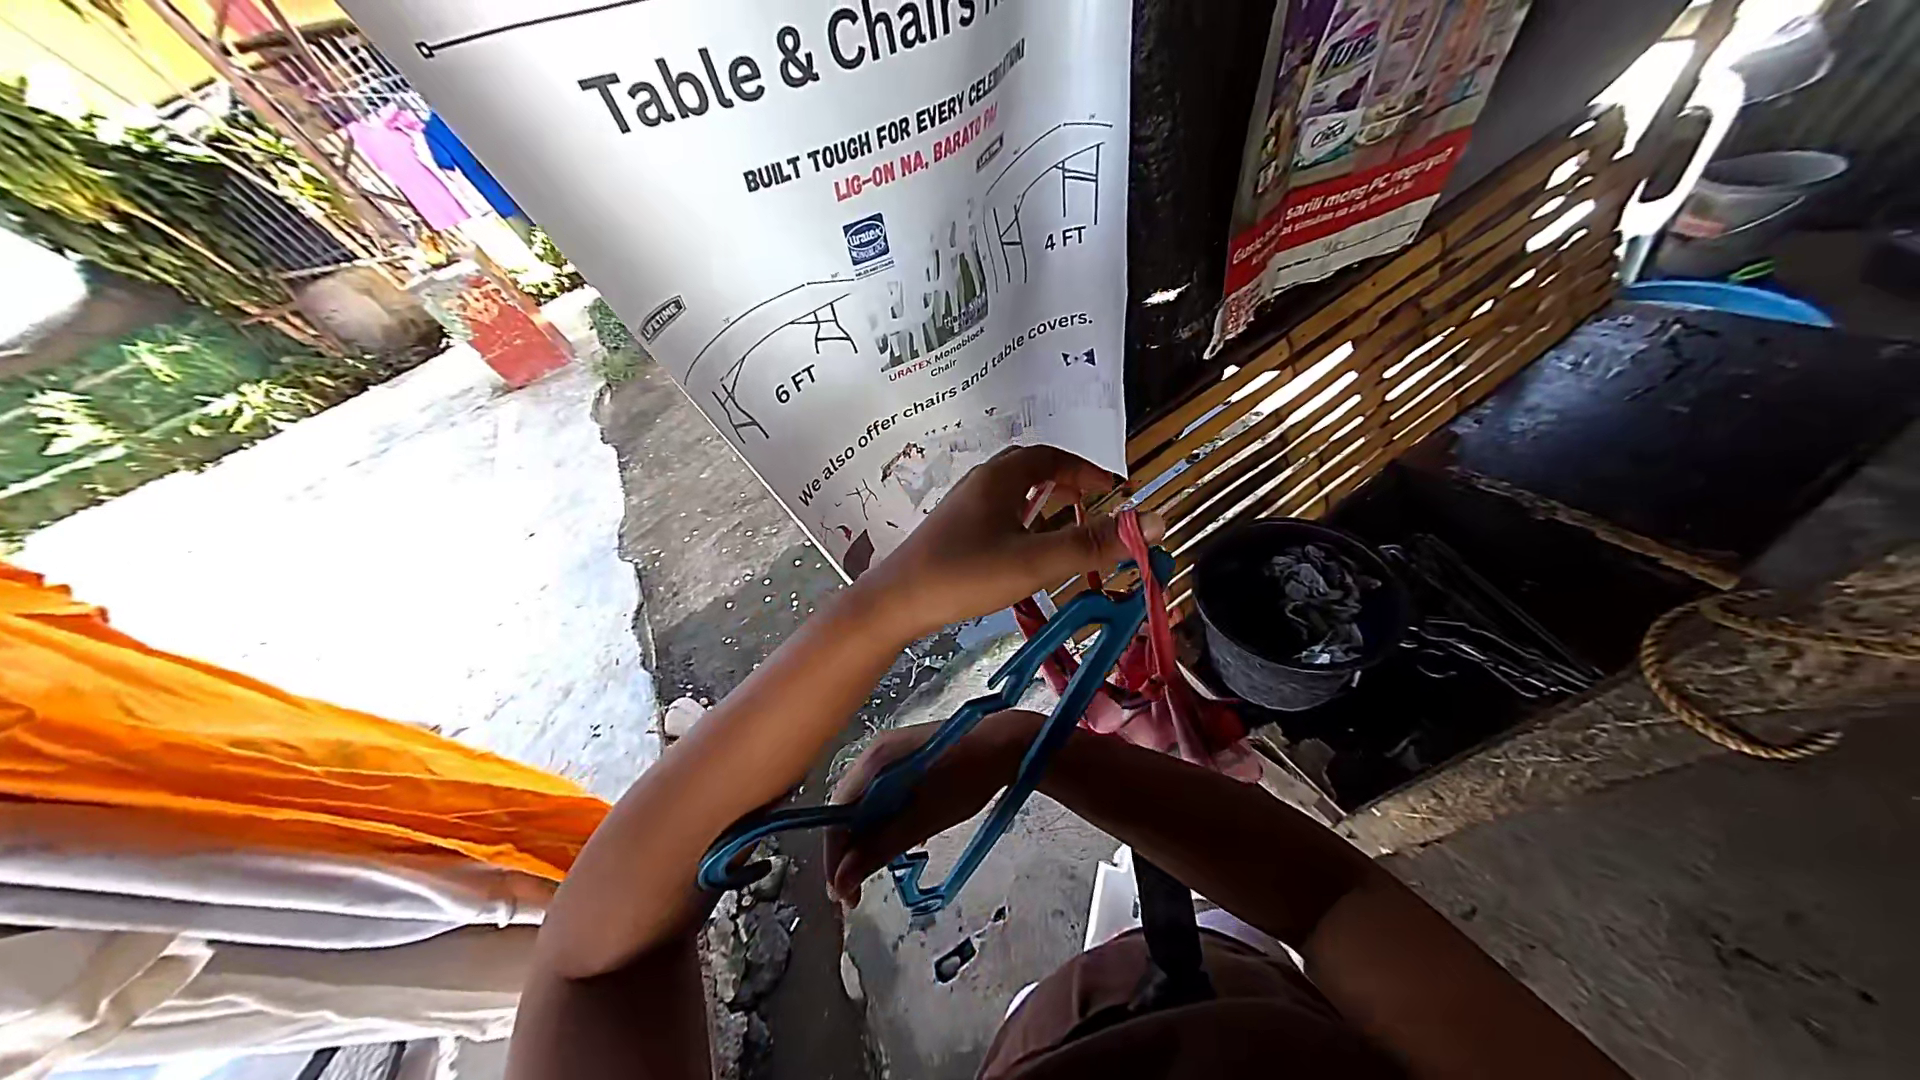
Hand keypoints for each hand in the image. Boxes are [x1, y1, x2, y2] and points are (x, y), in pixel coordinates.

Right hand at [823, 710, 1044, 906]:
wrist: (1007, 743)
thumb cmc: (967, 778)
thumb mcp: (924, 819)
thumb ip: (881, 849)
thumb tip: (841, 883)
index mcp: (874, 761)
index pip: (836, 814)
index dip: (835, 857)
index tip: (842, 895)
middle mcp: (875, 754)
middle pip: (848, 809)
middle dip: (852, 851)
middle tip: (859, 891)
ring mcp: (891, 755)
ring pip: (867, 805)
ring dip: (872, 838)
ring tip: (886, 866)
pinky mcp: (907, 760)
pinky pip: (886, 796)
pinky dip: (890, 821)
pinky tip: (907, 839)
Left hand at [850, 445, 1163, 640]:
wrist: (897, 601)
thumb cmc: (966, 574)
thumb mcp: (1036, 560)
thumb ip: (1094, 543)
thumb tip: (1155, 522)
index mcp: (1002, 477)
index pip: (1054, 456)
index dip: (1088, 469)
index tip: (1115, 488)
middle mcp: (981, 482)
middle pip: (1032, 467)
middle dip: (1067, 481)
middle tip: (1093, 504)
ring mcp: (963, 505)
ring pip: (1013, 491)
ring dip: (1044, 501)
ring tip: (1066, 524)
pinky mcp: (953, 529)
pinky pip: (997, 511)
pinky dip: (1023, 519)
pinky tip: (1025, 547)